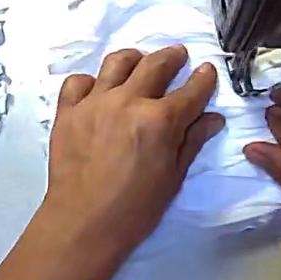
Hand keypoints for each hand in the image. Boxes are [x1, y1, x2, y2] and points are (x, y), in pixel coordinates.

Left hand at [38, 46, 225, 265]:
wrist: (84, 223)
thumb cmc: (135, 209)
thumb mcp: (173, 177)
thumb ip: (192, 141)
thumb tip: (213, 118)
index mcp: (160, 120)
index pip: (191, 90)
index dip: (203, 79)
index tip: (207, 71)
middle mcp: (128, 102)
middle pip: (155, 65)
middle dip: (172, 57)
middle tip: (178, 55)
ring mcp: (94, 103)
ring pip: (116, 63)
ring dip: (134, 59)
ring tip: (139, 62)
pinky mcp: (67, 112)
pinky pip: (78, 82)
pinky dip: (90, 81)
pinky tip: (97, 90)